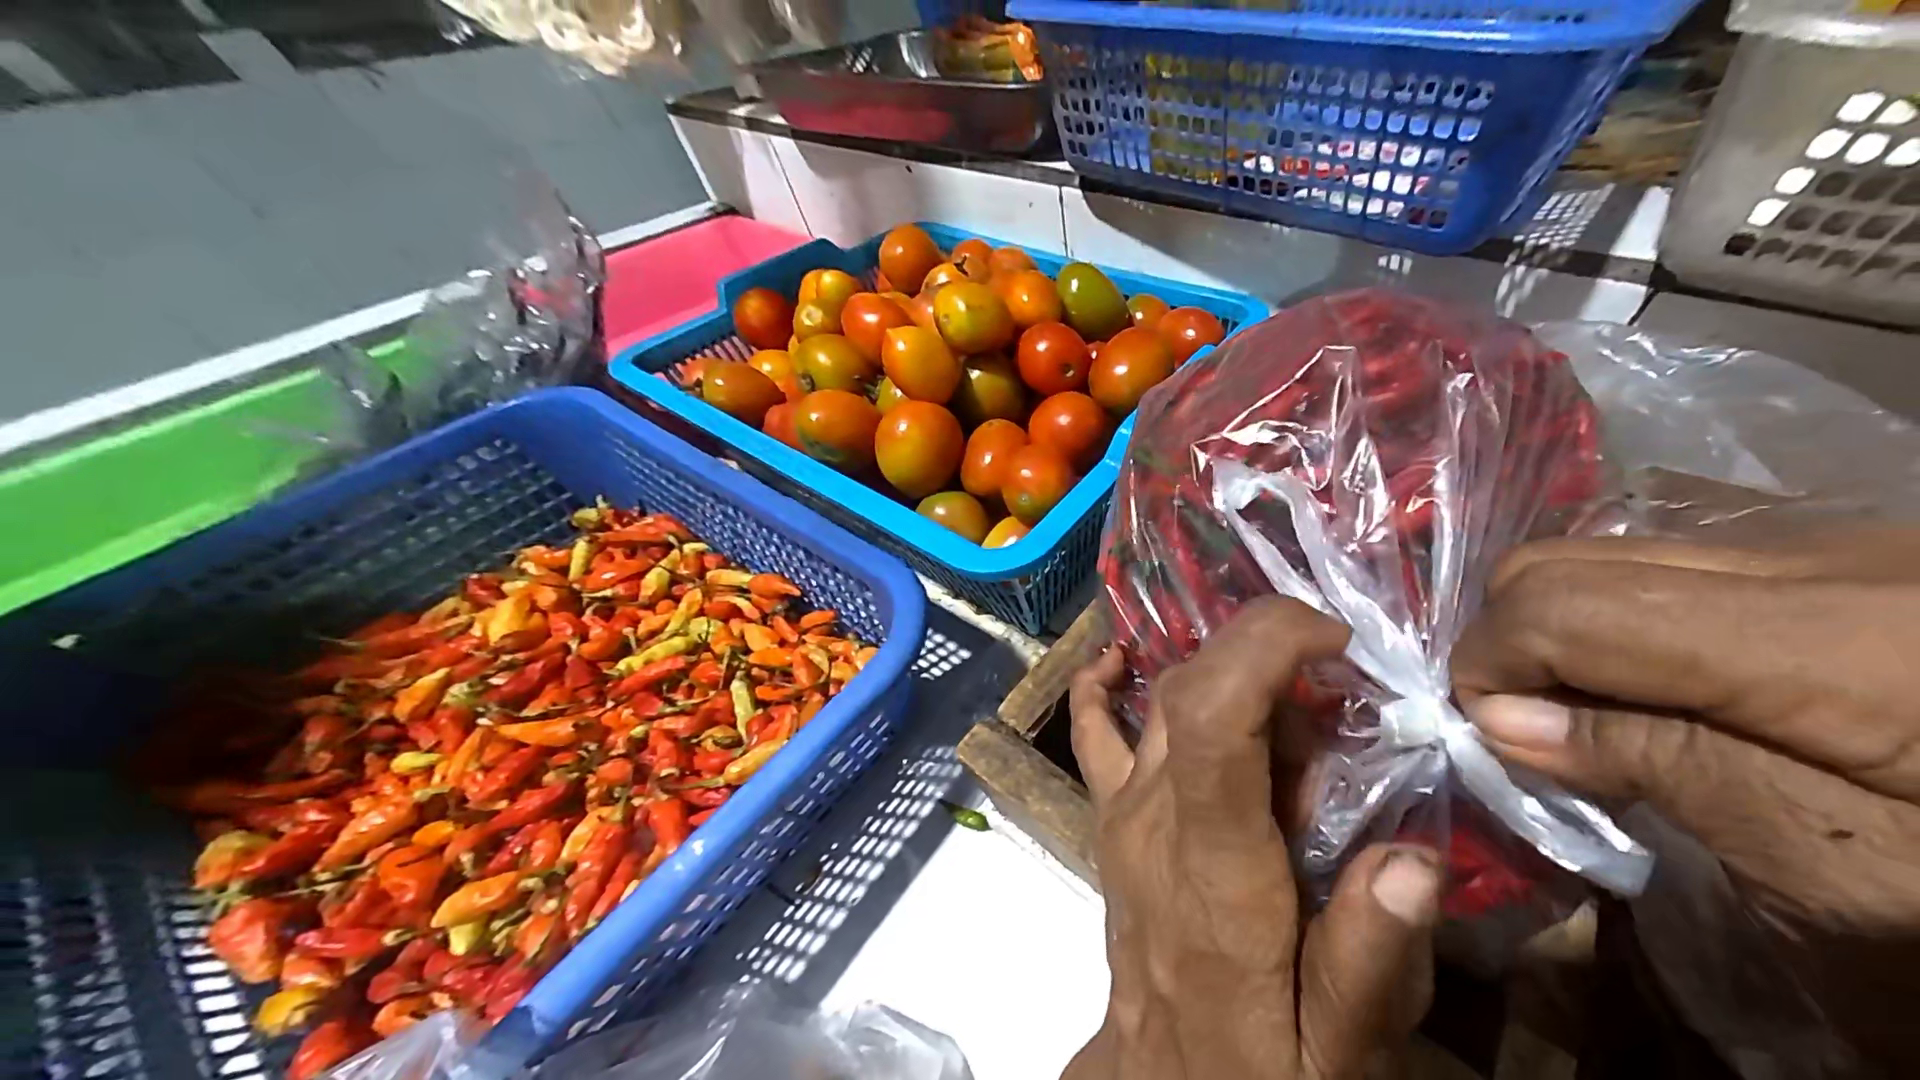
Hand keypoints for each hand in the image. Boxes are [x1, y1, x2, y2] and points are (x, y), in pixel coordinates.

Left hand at [1063, 597, 1440, 1079]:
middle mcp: (1156, 815)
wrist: (1164, 1077)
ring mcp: (1122, 807)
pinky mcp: (1108, 812)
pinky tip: (1118, 661)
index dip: (1262, 654)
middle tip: (1339, 679)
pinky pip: (1091, 733)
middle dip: (1263, 651)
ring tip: (1291, 696)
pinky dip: (1099, 687)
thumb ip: (1371, 957)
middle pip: (1192, 694)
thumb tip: (1411, 860)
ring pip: (1161, 702)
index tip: (1330, 638)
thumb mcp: (1339, 1048)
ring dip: (1224, 669)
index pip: (1217, 724)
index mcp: (1216, 864)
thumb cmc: (1258, 1064)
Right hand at [1451, 535, 1919, 1073]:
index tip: (1492, 737)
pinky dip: (1608, 627)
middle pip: (1563, 562)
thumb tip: (1502, 719)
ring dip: (1553, 636)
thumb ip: (1662, 767)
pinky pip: (1652, 568)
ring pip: (1595, 556)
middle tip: (1526, 724)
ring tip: (1585, 710)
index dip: (1493, 664)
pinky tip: (1649, 686)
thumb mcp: (1842, 875)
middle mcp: (1830, 558)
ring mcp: (1828, 548)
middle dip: (1507, 644)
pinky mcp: (1829, 561)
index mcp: (1848, 641)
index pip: (1574, 607)